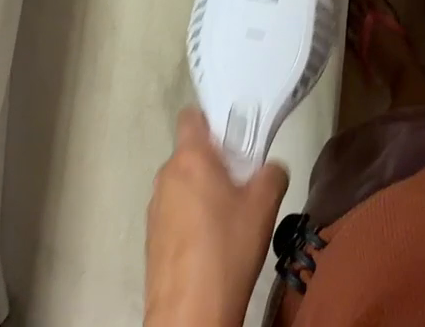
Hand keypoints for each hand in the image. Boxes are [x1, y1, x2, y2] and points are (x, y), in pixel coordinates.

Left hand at [145, 108, 289, 326]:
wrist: (191, 312)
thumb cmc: (228, 248)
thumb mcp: (265, 206)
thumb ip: (272, 173)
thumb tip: (270, 169)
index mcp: (190, 158)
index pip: (192, 116)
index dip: (214, 120)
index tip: (236, 138)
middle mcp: (166, 175)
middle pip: (191, 154)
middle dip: (215, 164)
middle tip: (243, 184)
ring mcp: (155, 207)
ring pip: (184, 185)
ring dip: (204, 193)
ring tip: (231, 221)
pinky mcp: (152, 237)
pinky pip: (176, 214)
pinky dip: (193, 220)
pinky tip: (213, 245)